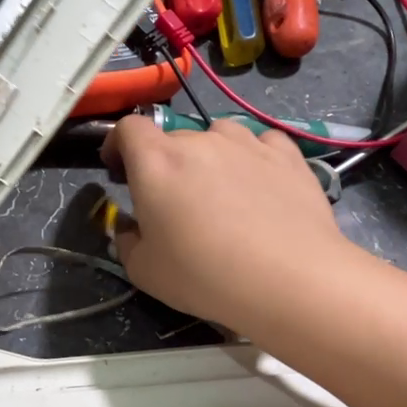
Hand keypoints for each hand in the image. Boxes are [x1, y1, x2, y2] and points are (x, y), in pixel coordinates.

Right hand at [101, 116, 350, 325]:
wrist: (288, 278)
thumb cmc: (202, 275)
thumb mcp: (143, 270)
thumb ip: (126, 240)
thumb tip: (130, 226)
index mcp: (155, 163)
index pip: (128, 128)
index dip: (117, 145)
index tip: (118, 169)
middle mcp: (199, 142)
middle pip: (172, 137)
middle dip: (164, 162)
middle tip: (170, 199)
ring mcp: (247, 143)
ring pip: (218, 134)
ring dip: (209, 154)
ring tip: (217, 187)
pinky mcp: (287, 155)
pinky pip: (261, 142)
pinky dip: (251, 156)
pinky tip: (257, 182)